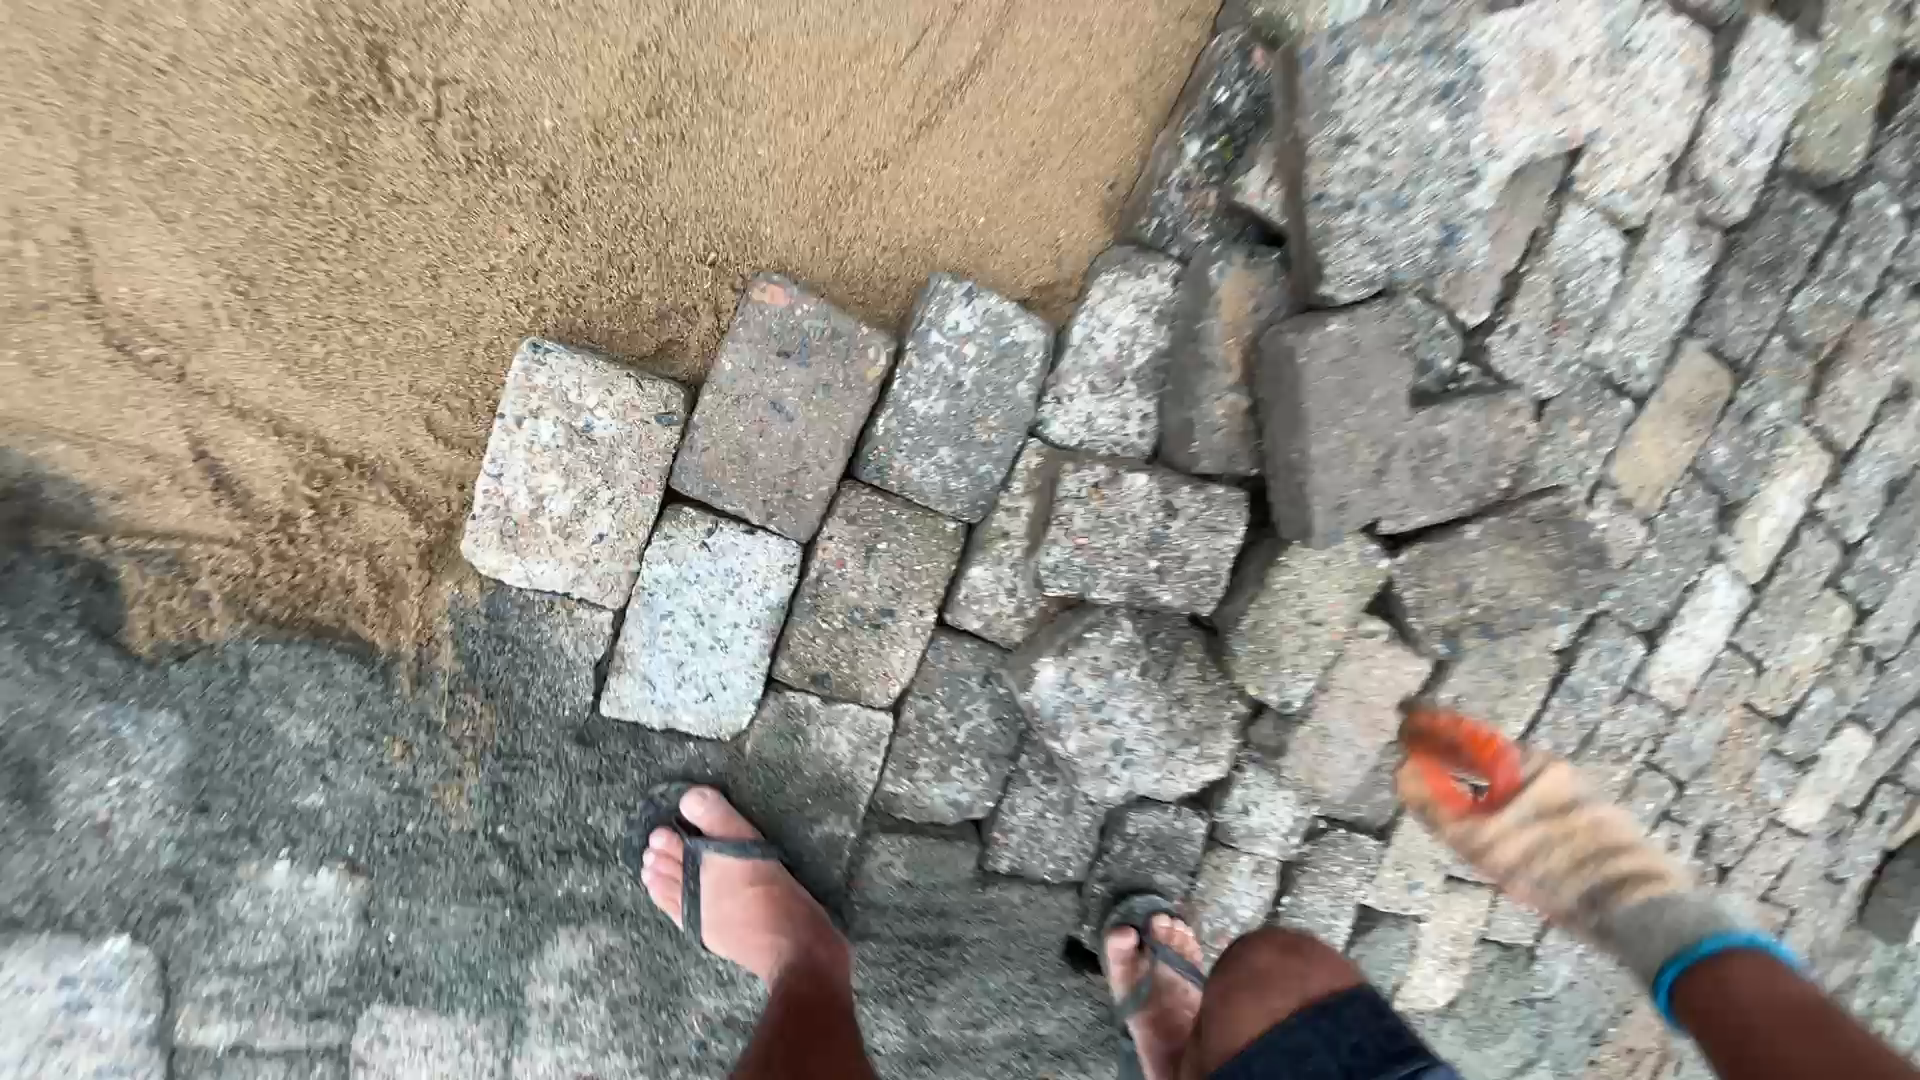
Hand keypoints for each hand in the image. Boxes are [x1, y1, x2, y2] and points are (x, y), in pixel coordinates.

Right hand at [1397, 749, 1748, 985]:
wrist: (1641, 910)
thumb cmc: (1551, 865)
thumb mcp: (1479, 839)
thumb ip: (1433, 803)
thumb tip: (1402, 771)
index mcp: (1524, 763)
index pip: (1465, 732)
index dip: (1430, 724)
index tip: (1404, 719)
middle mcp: (1554, 769)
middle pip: (1490, 753)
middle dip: (1454, 753)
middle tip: (1424, 756)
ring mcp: (1580, 796)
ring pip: (1516, 779)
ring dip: (1480, 779)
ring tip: (1455, 789)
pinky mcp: (1596, 824)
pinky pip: (1536, 800)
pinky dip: (1506, 800)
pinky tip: (1500, 821)